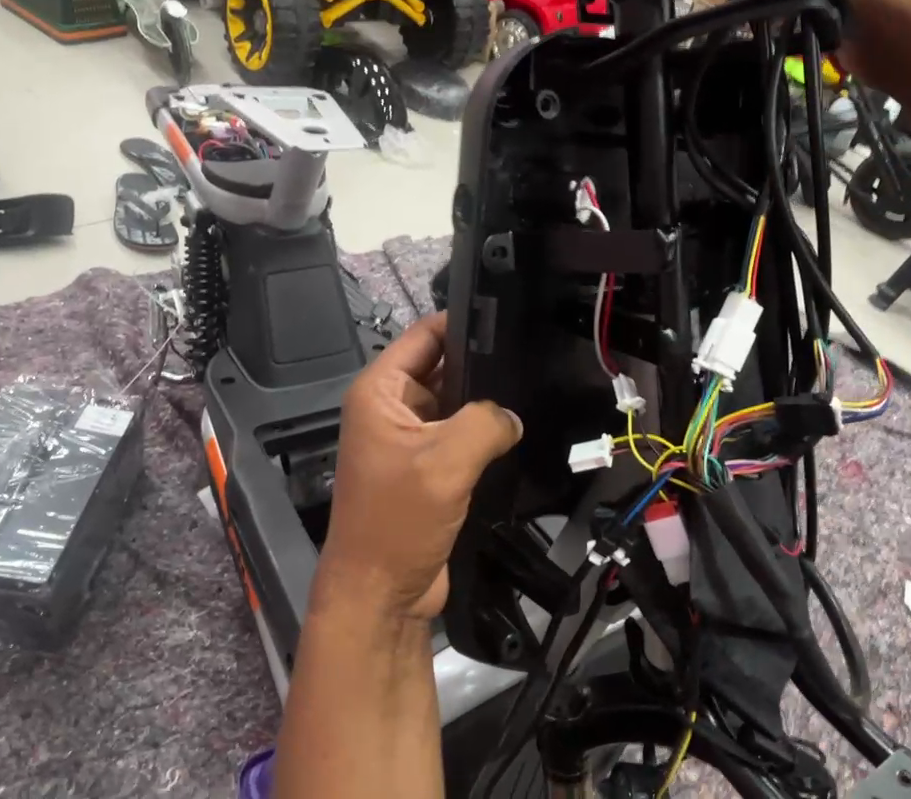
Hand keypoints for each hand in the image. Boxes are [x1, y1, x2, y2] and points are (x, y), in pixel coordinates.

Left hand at [317, 312, 522, 621]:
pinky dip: (482, 435)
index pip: (423, 336)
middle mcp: (390, 409)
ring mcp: (408, 440)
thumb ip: (485, 422)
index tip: (507, 316)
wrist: (380, 595)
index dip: (461, 323)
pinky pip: (459, 437)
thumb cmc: (398, 521)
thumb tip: (511, 417)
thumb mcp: (445, 462)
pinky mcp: (426, 469)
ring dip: (484, 405)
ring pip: (454, 404)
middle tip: (529, 357)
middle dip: (480, 365)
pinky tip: (516, 431)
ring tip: (531, 391)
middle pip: (441, 367)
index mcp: (379, 393)